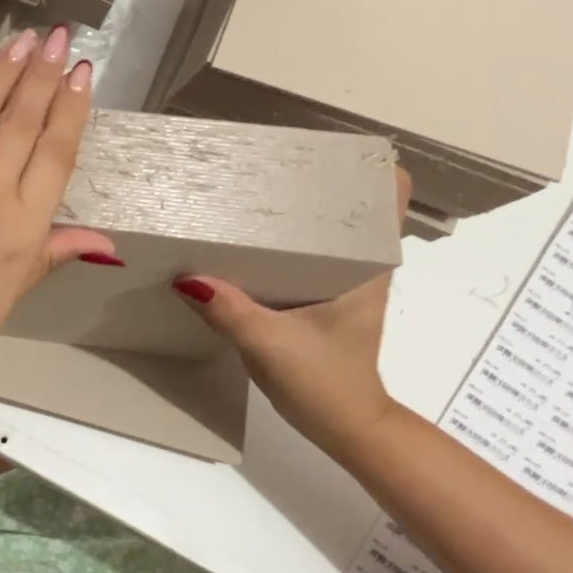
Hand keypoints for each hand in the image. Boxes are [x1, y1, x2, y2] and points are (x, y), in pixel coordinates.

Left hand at [0, 26, 115, 400]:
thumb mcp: (4, 299)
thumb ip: (48, 256)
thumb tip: (103, 240)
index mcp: (22, 229)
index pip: (56, 153)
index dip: (71, 108)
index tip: (81, 73)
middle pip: (21, 121)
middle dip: (42, 73)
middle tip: (58, 36)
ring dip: (3, 71)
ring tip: (24, 40)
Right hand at [170, 168, 413, 453]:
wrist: (341, 426)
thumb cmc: (323, 381)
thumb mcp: (270, 344)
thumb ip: (230, 311)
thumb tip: (185, 276)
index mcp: (365, 265)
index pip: (387, 196)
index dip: (363, 164)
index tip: (320, 147)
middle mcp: (353, 265)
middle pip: (341, 206)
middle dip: (305, 182)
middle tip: (256, 163)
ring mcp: (333, 282)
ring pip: (314, 232)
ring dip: (284, 215)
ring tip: (237, 194)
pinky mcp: (310, 299)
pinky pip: (292, 258)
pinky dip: (269, 246)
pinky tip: (232, 244)